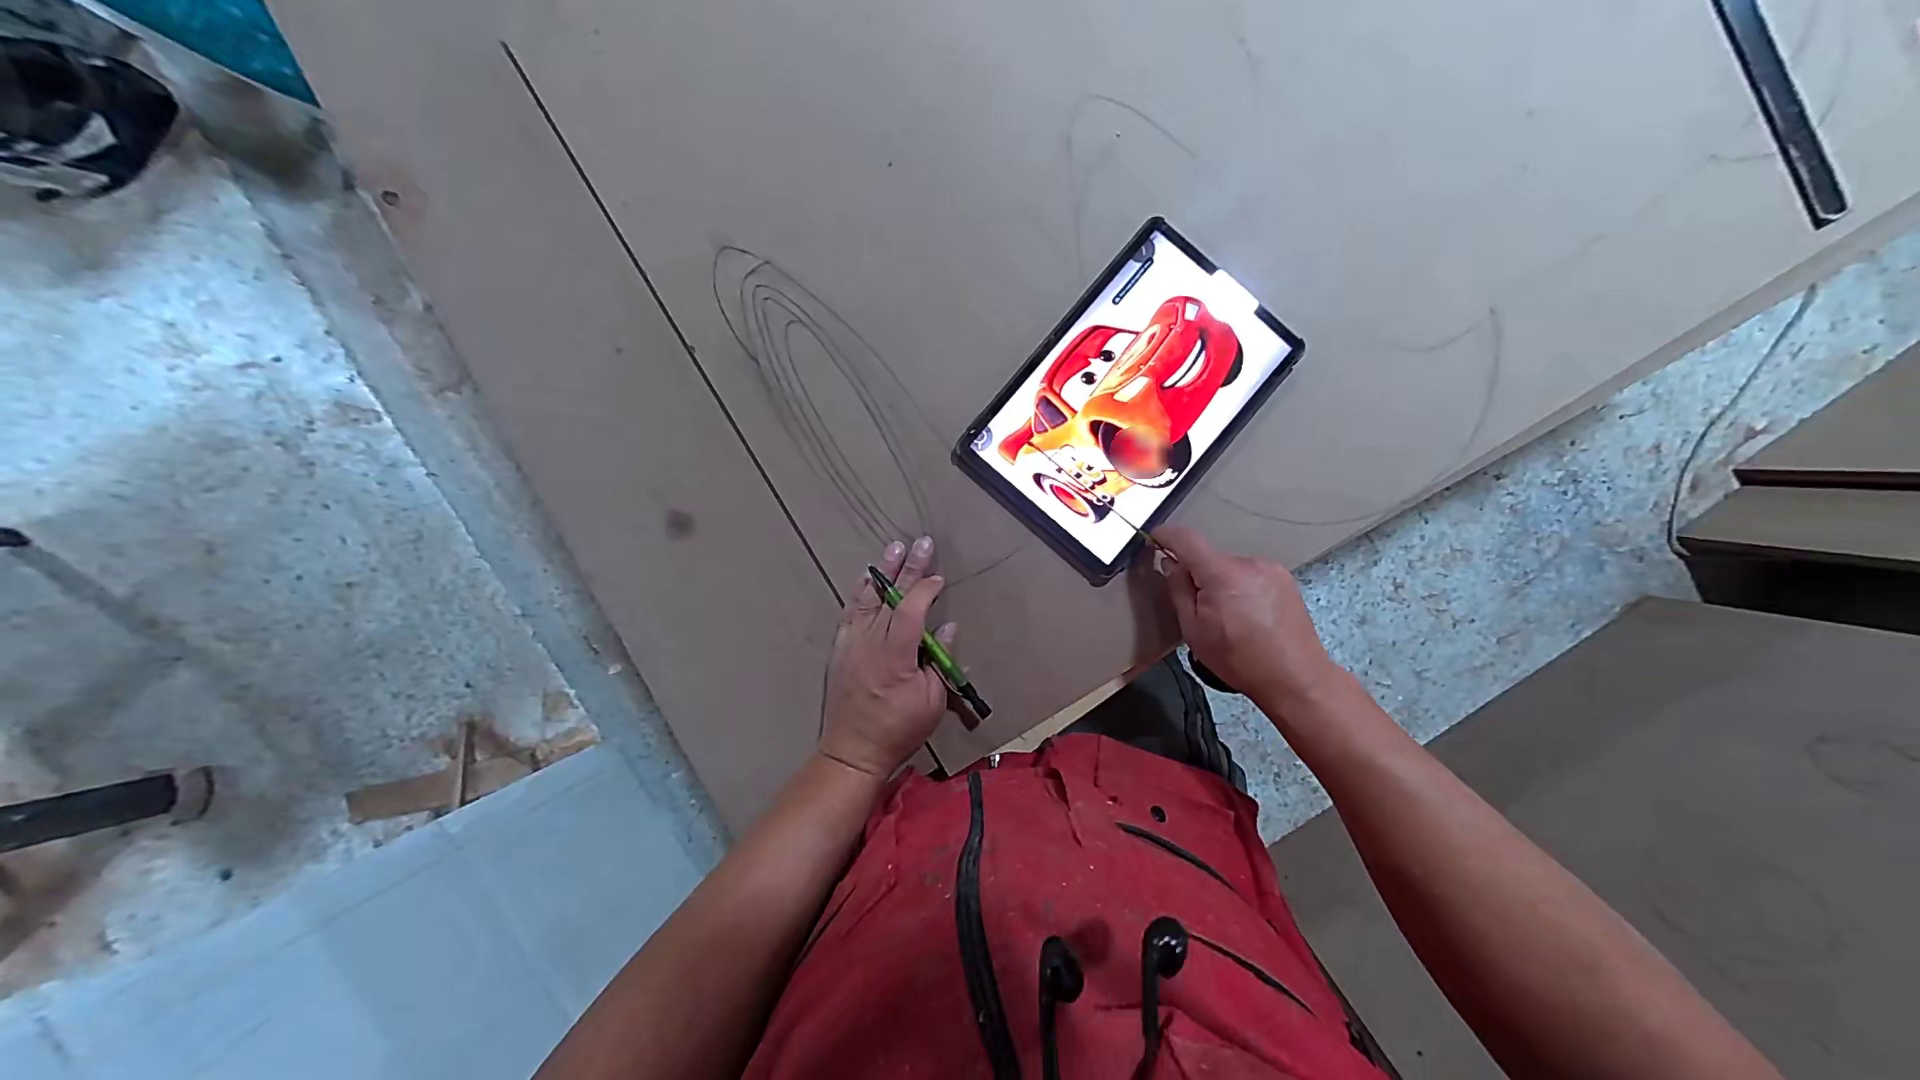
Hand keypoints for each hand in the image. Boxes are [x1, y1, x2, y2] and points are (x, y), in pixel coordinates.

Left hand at [819, 536, 955, 778]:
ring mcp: (852, 643)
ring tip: (895, 549)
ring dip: (884, 572)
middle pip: (892, 597)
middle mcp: (870, 642)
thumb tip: (946, 629)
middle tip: (922, 543)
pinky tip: (868, 578)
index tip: (940, 580)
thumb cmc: (898, 730)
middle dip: (910, 569)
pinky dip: (861, 593)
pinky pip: (851, 612)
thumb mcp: (932, 701)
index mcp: (895, 655)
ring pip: (869, 598)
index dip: (927, 590)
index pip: (912, 609)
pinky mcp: (841, 649)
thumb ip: (939, 661)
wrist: (853, 750)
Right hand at [1153, 525, 1340, 706]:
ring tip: (1230, 619)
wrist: (1295, 677)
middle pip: (1210, 558)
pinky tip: (1249, 617)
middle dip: (1198, 576)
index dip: (1166, 535)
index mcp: (1222, 574)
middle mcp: (1249, 564)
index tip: (1155, 537)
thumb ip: (1178, 590)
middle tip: (1200, 610)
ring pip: (1231, 568)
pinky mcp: (1285, 579)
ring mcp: (1271, 570)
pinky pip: (1251, 575)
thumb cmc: (1241, 660)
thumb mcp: (1193, 630)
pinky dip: (1242, 589)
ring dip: (1222, 584)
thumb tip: (1171, 564)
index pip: (1187, 539)